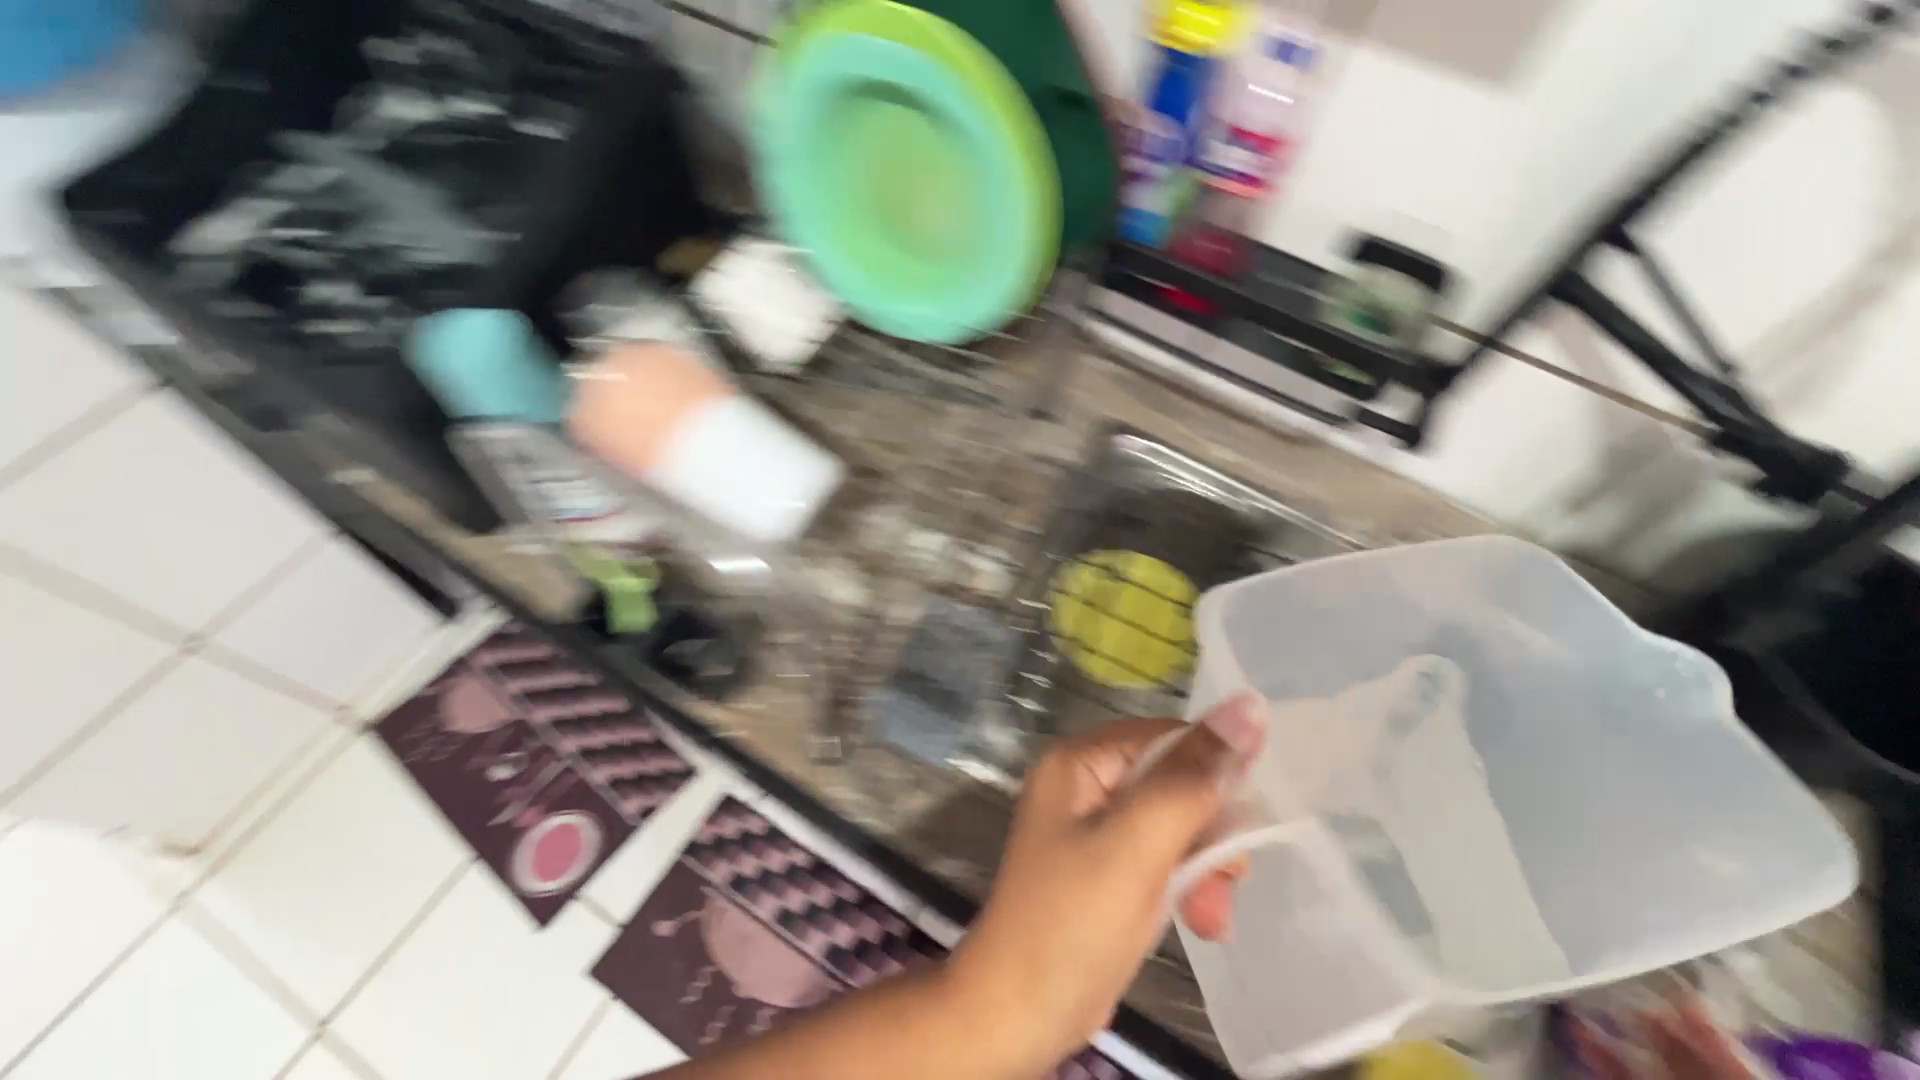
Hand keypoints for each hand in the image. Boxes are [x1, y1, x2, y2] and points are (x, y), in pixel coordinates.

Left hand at [946, 697, 1264, 1074]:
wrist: (1019, 1014)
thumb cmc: (1074, 922)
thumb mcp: (1139, 845)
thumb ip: (1193, 778)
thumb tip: (1250, 705)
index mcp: (1080, 761)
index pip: (1170, 738)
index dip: (1215, 774)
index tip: (1245, 825)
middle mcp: (1085, 784)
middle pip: (1176, 783)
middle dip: (1210, 834)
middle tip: (1231, 880)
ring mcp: (1093, 829)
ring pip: (1177, 825)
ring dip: (1205, 868)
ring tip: (1213, 918)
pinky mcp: (1105, 870)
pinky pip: (1162, 858)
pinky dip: (1187, 886)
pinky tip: (1201, 922)